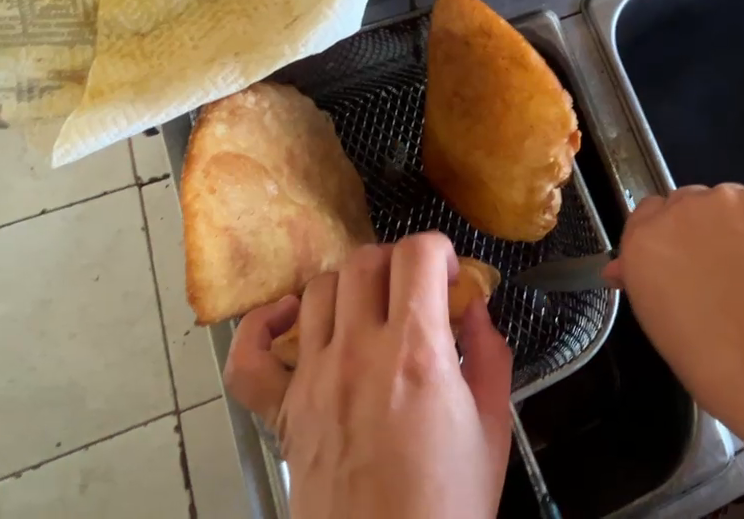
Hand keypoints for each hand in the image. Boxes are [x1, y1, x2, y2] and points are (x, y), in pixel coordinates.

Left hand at [225, 233, 513, 518]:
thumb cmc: (448, 504)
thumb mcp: (493, 426)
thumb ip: (490, 354)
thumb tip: (475, 308)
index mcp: (417, 352)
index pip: (417, 253)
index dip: (441, 250)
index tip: (451, 277)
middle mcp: (359, 352)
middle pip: (366, 261)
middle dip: (398, 262)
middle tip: (416, 293)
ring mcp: (313, 379)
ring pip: (318, 288)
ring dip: (349, 285)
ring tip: (370, 309)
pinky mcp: (282, 412)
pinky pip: (250, 356)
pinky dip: (262, 325)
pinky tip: (289, 318)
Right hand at [603, 184, 743, 438]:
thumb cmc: (715, 363)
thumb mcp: (660, 322)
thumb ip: (642, 279)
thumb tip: (622, 267)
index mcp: (644, 242)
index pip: (648, 214)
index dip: (669, 238)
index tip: (687, 262)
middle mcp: (680, 210)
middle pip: (688, 203)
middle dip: (703, 228)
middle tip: (726, 271)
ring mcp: (729, 198)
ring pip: (731, 203)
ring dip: (741, 225)